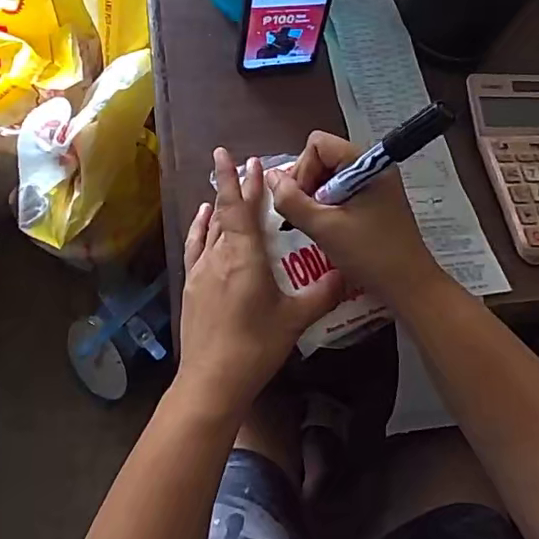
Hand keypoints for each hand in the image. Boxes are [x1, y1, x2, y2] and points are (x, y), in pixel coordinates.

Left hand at [176, 148, 344, 420]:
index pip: (243, 209)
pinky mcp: (191, 284)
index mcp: (244, 256)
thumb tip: (347, 274)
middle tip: (243, 164)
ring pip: (210, 226)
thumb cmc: (255, 346)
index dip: (244, 182)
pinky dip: (200, 227)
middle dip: (235, 186)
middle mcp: (219, 254)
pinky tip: (202, 219)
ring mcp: (201, 269)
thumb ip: (322, 294)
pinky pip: (195, 245)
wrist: (211, 379)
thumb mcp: (294, 320)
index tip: (246, 159)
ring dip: (218, 203)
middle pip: (226, 212)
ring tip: (224, 187)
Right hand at [267, 131, 442, 298]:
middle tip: (305, 215)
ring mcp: (371, 183)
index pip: (318, 144)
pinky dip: (323, 206)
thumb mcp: (323, 227)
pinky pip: (336, 190)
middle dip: (305, 184)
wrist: (410, 287)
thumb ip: (291, 200)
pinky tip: (324, 227)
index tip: (303, 201)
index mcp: (366, 164)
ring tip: (314, 224)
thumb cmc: (371, 254)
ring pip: (325, 176)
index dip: (302, 169)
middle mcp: (370, 166)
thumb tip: (270, 177)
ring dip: (312, 198)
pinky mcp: (371, 200)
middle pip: (320, 157)